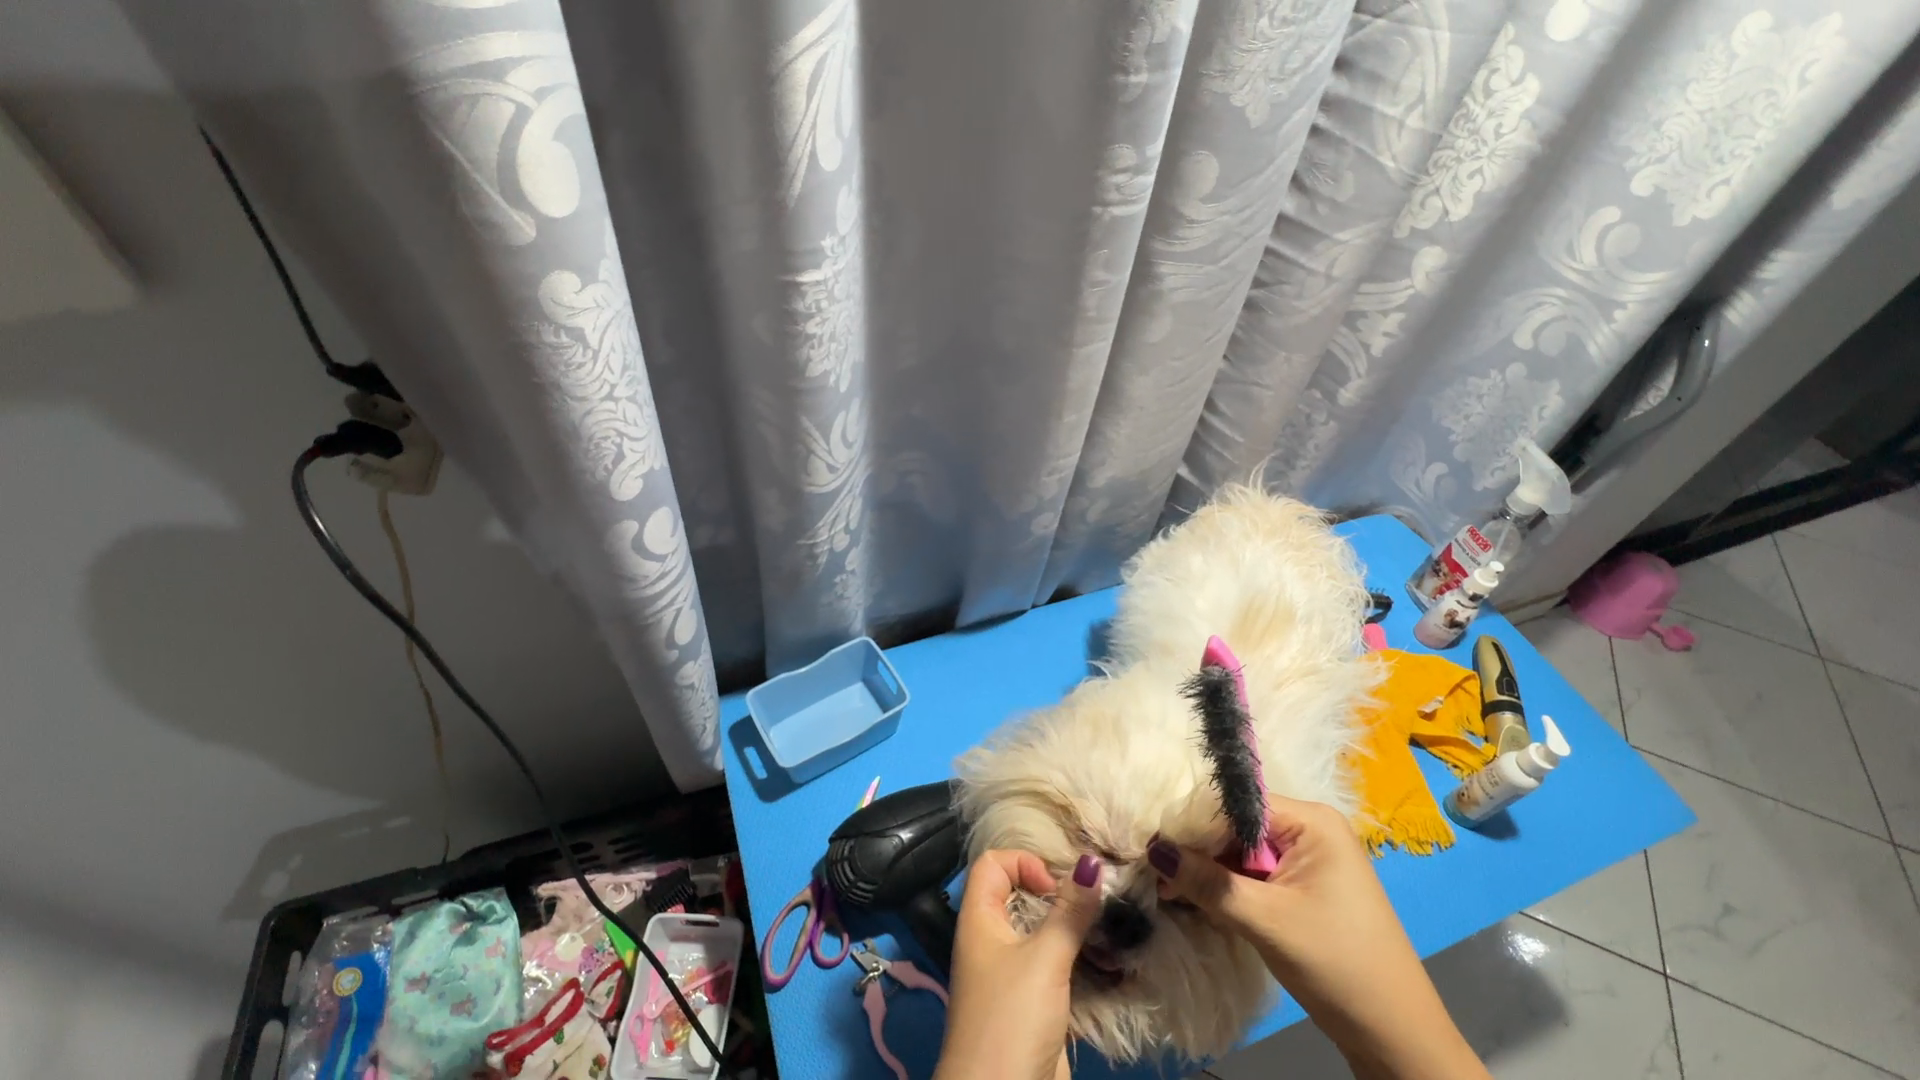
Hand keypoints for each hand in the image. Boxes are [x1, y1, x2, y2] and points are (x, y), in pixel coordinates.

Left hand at [933, 850, 1102, 1079]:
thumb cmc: (1012, 1017)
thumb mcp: (1044, 959)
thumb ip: (1070, 912)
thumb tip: (1091, 863)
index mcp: (979, 919)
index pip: (994, 863)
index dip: (1025, 864)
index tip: (1056, 888)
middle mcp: (992, 940)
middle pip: (1023, 895)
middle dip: (1061, 894)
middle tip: (1096, 901)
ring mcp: (1013, 972)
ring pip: (1044, 932)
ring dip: (1076, 928)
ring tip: (1110, 928)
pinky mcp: (1034, 1002)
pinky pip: (1057, 965)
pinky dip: (1081, 959)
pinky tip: (1110, 963)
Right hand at [1148, 797, 1489, 1079]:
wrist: (1394, 1032)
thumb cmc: (1335, 963)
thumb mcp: (1264, 920)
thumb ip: (1207, 882)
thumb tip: (1152, 848)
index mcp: (1311, 820)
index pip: (1235, 802)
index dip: (1192, 822)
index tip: (1151, 844)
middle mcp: (1310, 829)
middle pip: (1235, 825)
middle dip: (1196, 850)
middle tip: (1153, 874)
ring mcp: (1308, 860)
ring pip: (1240, 852)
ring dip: (1207, 872)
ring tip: (1166, 889)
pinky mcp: (1303, 888)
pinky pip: (1253, 874)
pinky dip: (1226, 888)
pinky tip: (1195, 901)